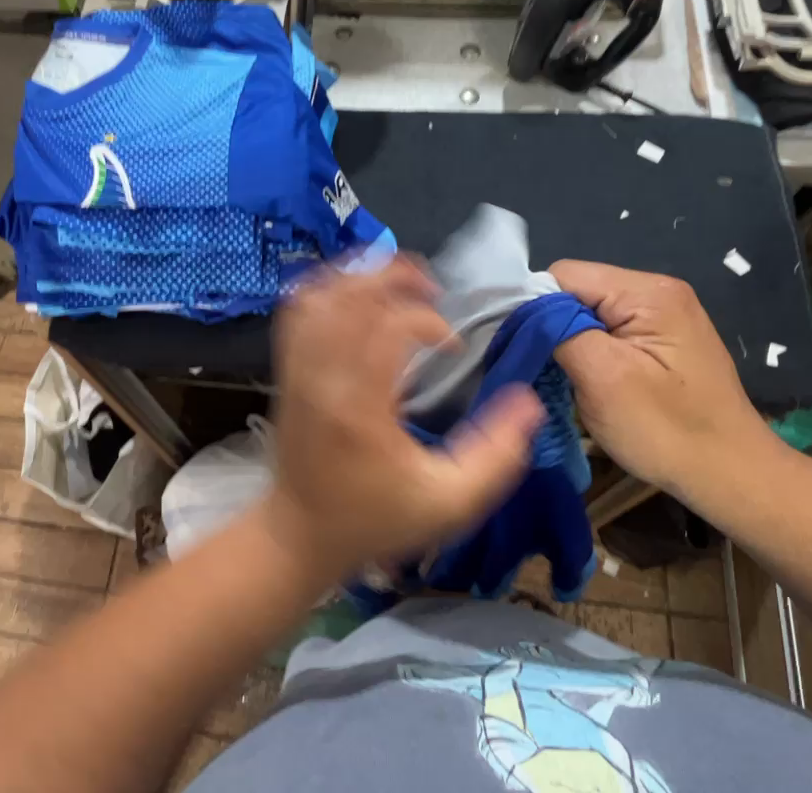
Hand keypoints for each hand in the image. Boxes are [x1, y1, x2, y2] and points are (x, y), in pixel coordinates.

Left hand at [264, 258, 543, 576]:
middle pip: (349, 295)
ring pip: (319, 295)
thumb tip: (526, 400)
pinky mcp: (285, 371)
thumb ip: (496, 454)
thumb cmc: (375, 519)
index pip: (390, 325)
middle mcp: (323, 377)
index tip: (452, 346)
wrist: (300, 535)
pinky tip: (354, 294)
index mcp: (362, 405)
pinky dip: (325, 290)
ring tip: (396, 283)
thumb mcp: (450, 502)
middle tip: (429, 287)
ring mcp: (297, 370)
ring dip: (359, 277)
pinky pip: (296, 313)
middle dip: (393, 276)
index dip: (429, 321)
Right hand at [548, 261, 778, 494]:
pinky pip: (609, 330)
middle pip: (577, 291)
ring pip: (589, 313)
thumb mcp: (602, 377)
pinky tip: (594, 381)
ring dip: (572, 343)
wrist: (731, 475)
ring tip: (572, 379)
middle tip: (551, 371)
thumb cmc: (667, 430)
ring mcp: (664, 315)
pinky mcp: (663, 339)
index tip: (530, 351)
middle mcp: (658, 291)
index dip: (538, 309)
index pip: (564, 275)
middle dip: (555, 327)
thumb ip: (559, 330)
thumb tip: (526, 309)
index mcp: (648, 292)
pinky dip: (591, 352)